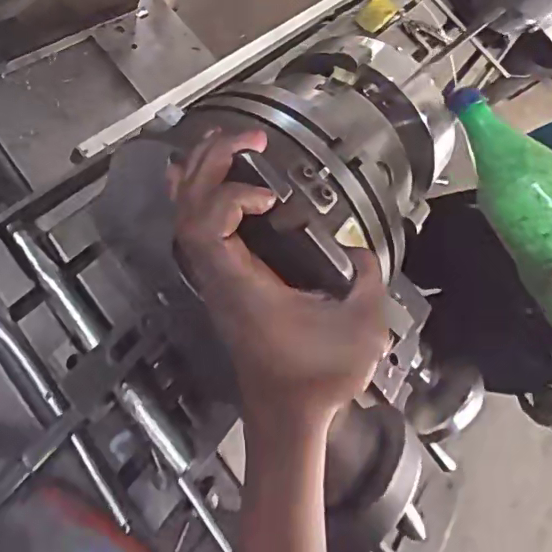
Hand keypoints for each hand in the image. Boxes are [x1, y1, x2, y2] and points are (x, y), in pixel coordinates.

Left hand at [170, 129, 389, 428]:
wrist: (287, 415)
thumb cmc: (316, 378)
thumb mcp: (360, 329)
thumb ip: (366, 277)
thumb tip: (357, 246)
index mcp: (241, 284)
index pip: (208, 227)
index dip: (231, 196)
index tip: (270, 195)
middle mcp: (218, 275)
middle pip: (191, 206)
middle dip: (214, 161)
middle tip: (250, 138)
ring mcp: (213, 276)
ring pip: (185, 212)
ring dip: (200, 168)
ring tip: (222, 137)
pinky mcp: (219, 277)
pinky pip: (191, 225)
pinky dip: (190, 191)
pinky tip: (192, 171)